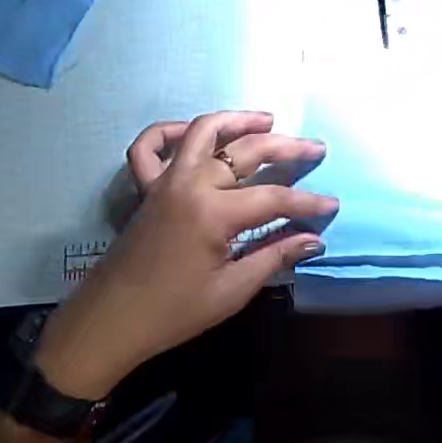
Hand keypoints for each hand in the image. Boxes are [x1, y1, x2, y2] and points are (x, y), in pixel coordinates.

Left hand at [34, 111, 334, 399]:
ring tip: (267, 120)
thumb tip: (314, 239)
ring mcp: (164, 182)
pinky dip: (168, 132)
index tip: (332, 206)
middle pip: (246, 152)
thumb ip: (275, 256)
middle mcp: (190, 184)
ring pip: (202, 132)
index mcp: (213, 212)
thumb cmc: (174, 312)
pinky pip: (149, 147)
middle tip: (316, 148)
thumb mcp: (232, 290)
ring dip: (237, 121)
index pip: (274, 198)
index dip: (307, 203)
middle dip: (287, 147)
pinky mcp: (146, 190)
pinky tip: (192, 133)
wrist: (110, 322)